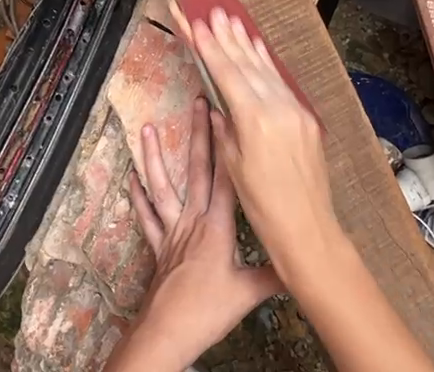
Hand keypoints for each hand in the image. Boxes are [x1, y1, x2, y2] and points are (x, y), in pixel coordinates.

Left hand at [104, 97, 280, 371]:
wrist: (168, 330)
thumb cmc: (208, 311)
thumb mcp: (249, 294)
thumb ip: (274, 274)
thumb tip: (302, 260)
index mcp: (217, 227)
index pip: (225, 178)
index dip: (226, 145)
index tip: (226, 114)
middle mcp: (193, 220)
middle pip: (197, 171)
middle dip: (198, 135)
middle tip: (196, 102)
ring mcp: (172, 230)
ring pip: (162, 185)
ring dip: (154, 156)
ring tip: (147, 128)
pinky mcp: (159, 245)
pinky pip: (147, 216)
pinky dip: (138, 195)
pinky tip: (131, 176)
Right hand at [175, 2, 339, 284]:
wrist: (307, 228)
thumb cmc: (262, 205)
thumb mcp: (233, 165)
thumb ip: (226, 127)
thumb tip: (220, 104)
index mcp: (254, 119)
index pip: (227, 73)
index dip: (209, 47)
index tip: (195, 24)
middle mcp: (277, 107)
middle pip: (246, 64)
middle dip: (227, 37)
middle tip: (213, 11)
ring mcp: (295, 110)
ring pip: (265, 69)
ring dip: (246, 43)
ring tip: (231, 19)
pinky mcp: (306, 118)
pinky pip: (282, 82)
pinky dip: (267, 63)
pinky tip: (258, 48)